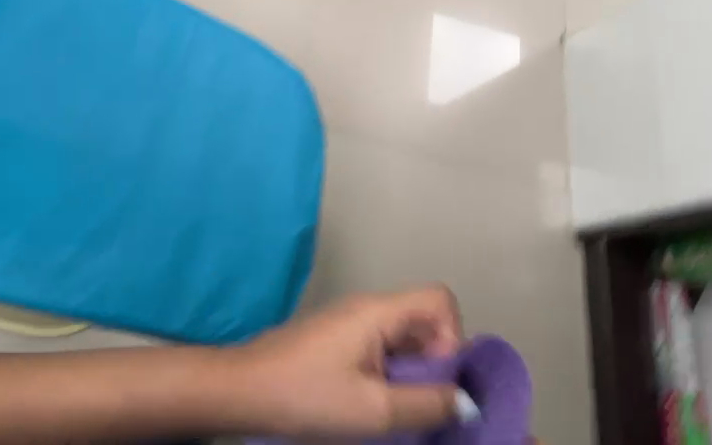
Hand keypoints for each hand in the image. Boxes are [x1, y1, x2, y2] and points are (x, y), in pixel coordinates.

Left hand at [224, 285, 464, 437]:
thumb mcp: (374, 409)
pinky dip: (393, 376)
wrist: (245, 389)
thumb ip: (427, 403)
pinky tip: (379, 407)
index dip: (452, 338)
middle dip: (436, 363)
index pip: (439, 299)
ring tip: (400, 411)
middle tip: (423, 405)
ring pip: (405, 339)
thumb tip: (466, 400)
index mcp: (377, 311)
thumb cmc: (307, 395)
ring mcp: (352, 323)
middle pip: (425, 321)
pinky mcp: (340, 341)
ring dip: (414, 374)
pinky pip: (383, 350)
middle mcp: (367, 308)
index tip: (438, 380)